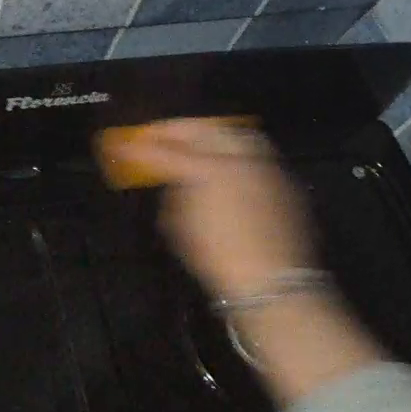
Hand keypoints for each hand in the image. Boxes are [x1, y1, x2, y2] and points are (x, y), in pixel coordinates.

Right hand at [105, 119, 317, 299]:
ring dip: (209, 136)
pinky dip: (232, 153)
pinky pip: (254, 154)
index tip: (127, 145)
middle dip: (180, 130)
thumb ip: (173, 191)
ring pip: (235, 135)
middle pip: (205, 128)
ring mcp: (266, 167)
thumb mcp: (180, 226)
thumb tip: (170, 175)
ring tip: (193, 147)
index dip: (143, 145)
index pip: (167, 147)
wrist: (273, 282)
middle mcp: (239, 158)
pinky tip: (223, 168)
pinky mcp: (283, 181)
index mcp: (208, 169)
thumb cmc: (217, 258)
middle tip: (162, 138)